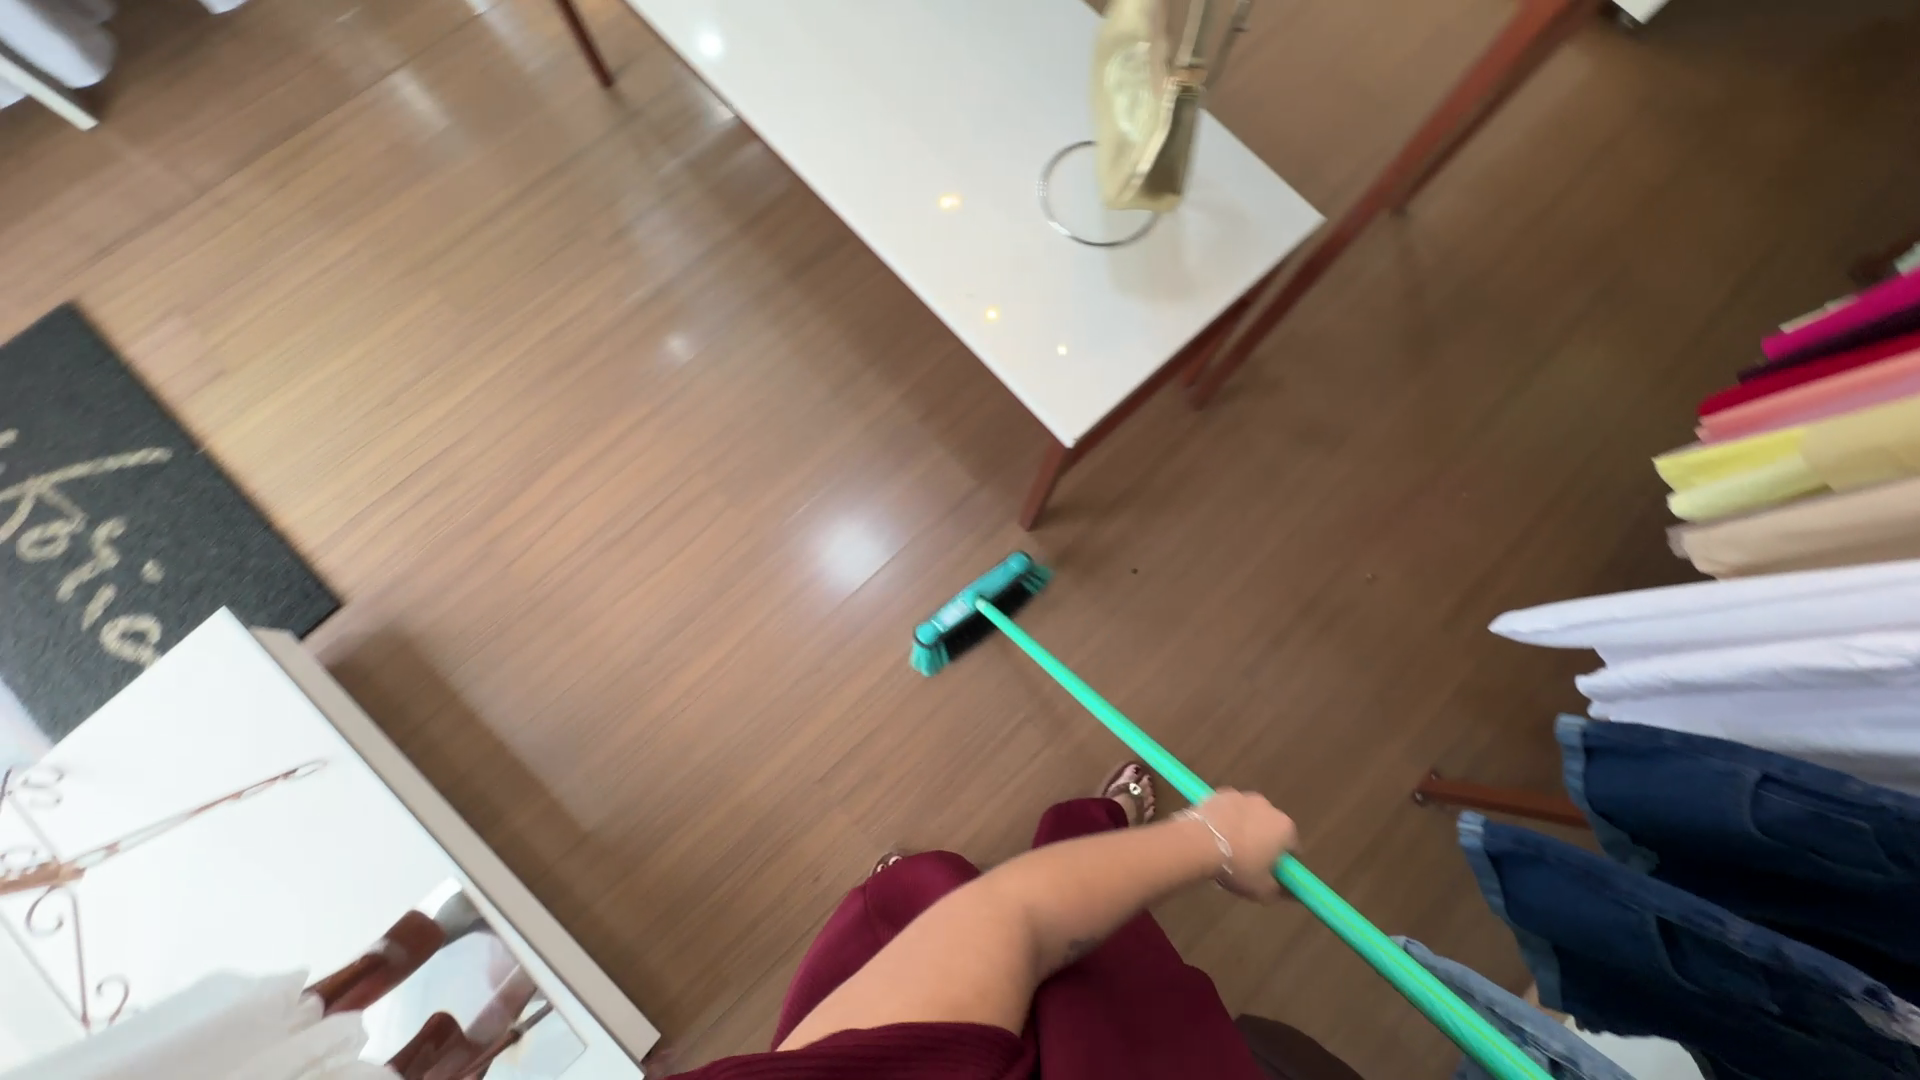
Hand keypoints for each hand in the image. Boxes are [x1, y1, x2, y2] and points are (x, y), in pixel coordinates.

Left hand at [1188, 789, 1297, 901]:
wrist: (1199, 842)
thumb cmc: (1237, 866)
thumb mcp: (1263, 890)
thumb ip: (1281, 890)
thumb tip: (1291, 893)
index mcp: (1285, 827)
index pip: (1291, 846)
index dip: (1282, 861)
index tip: (1270, 872)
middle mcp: (1268, 806)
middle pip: (1269, 827)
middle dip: (1262, 841)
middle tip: (1247, 860)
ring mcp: (1242, 796)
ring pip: (1248, 815)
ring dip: (1243, 827)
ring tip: (1227, 846)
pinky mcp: (1220, 792)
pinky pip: (1228, 808)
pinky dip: (1225, 817)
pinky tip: (1214, 833)